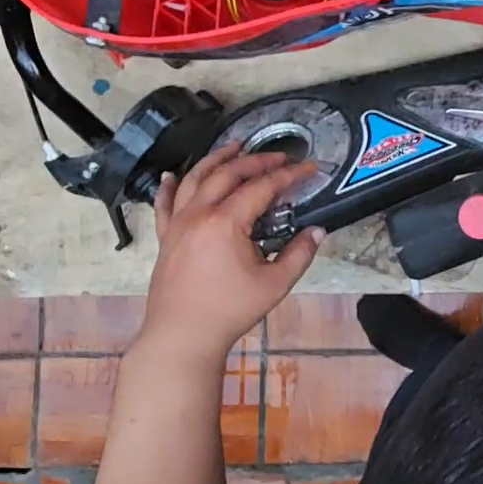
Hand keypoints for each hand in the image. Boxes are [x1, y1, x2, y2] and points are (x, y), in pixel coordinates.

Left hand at [134, 147, 323, 365]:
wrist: (182, 337)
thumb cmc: (230, 310)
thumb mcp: (275, 284)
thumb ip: (299, 254)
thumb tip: (317, 231)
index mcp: (226, 223)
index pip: (262, 188)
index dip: (288, 176)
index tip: (308, 168)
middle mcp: (199, 214)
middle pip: (228, 174)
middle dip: (256, 160)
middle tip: (279, 156)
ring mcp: (178, 224)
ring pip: (195, 179)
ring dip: (216, 159)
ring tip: (234, 146)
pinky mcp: (165, 238)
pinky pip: (164, 204)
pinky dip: (169, 186)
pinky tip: (173, 175)